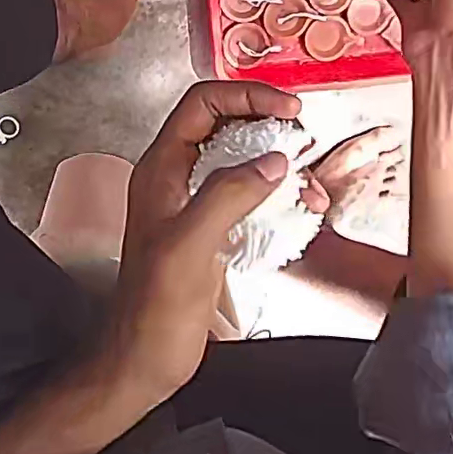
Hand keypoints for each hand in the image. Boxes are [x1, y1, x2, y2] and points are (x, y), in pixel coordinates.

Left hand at [104, 81, 301, 403]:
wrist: (144, 358)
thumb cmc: (154, 308)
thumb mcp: (190, 245)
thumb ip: (228, 195)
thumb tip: (273, 160)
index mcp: (161, 167)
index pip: (202, 104)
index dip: (245, 95)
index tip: (286, 107)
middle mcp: (176, 175)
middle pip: (223, 123)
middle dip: (265, 121)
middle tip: (301, 134)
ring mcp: (194, 200)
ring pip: (239, 155)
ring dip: (276, 158)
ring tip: (308, 177)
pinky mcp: (211, 224)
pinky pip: (247, 190)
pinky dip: (275, 190)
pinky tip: (299, 204)